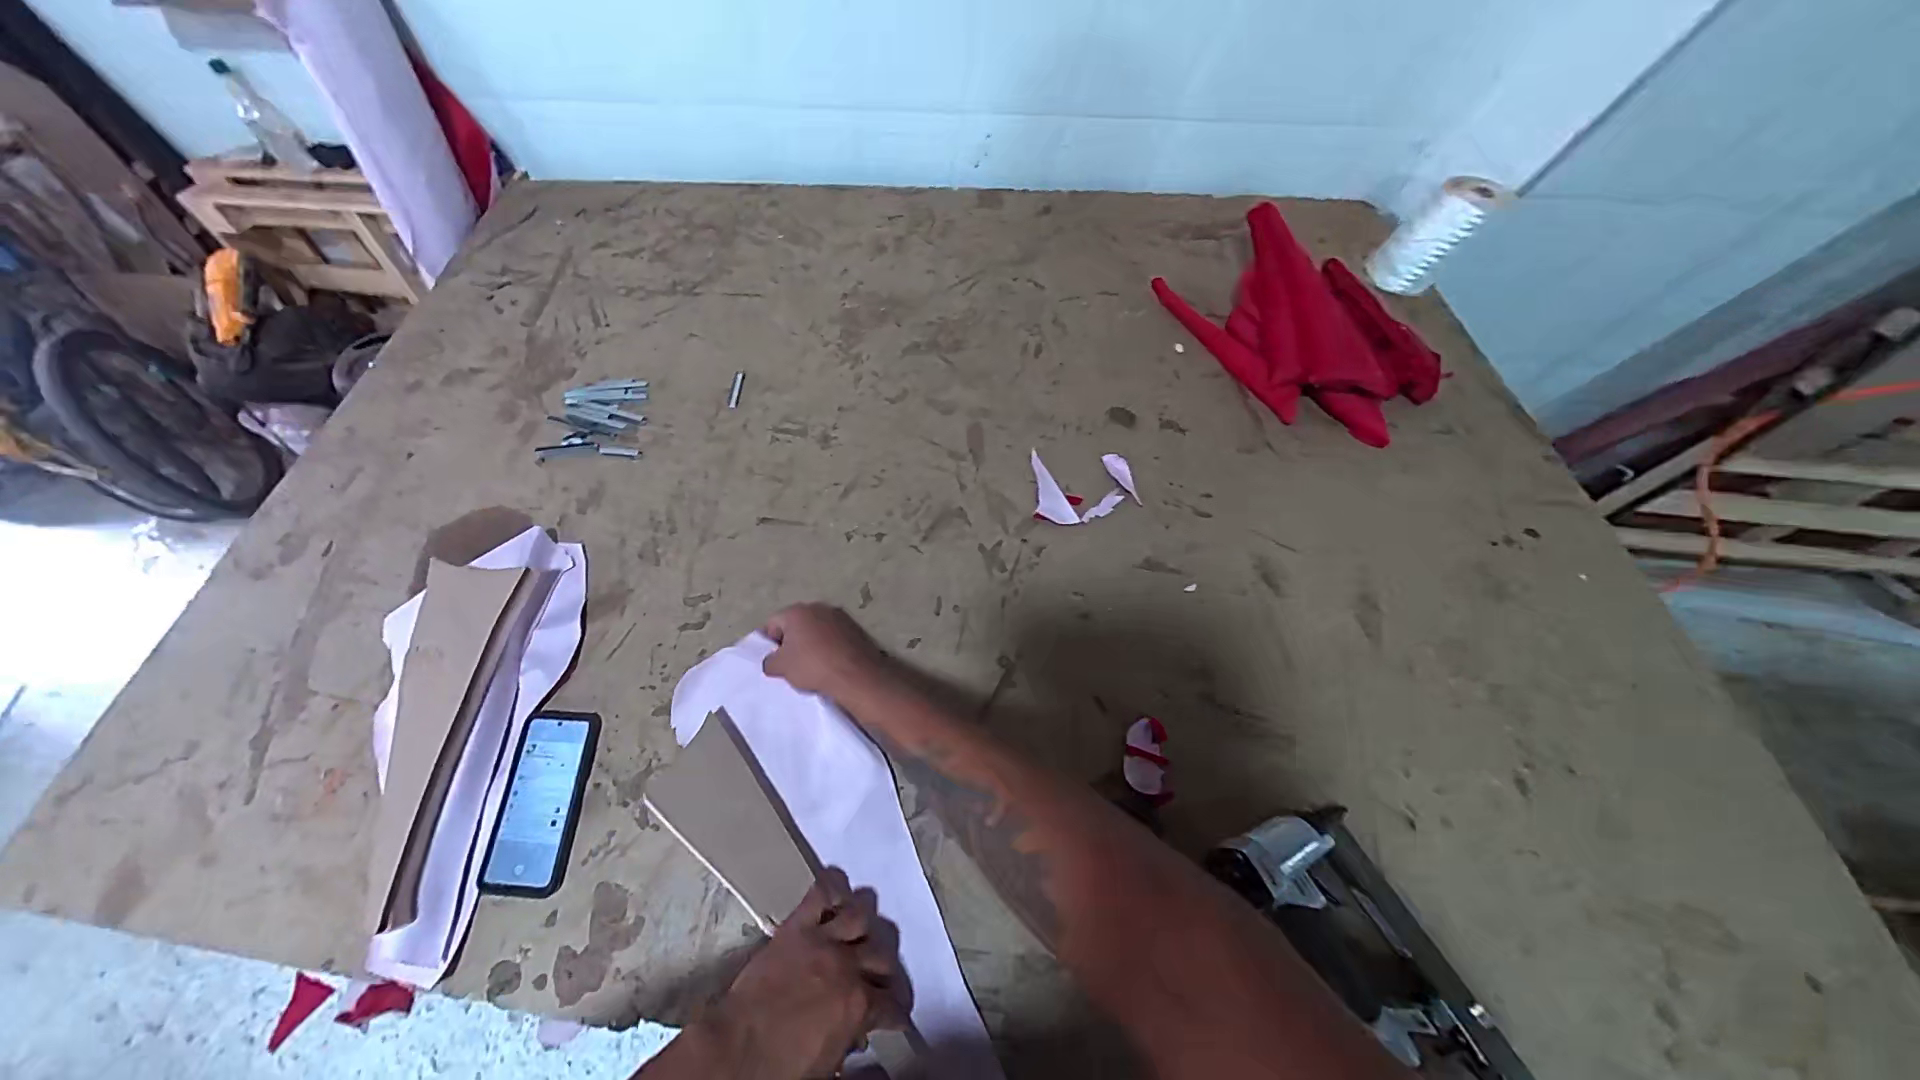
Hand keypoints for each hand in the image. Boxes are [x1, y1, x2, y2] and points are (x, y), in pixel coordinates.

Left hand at [703, 868, 908, 1079]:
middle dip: (886, 968)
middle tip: (879, 976)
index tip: (892, 1013)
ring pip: (861, 916)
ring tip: (862, 933)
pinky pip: (821, 894)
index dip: (896, 1010)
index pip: (893, 1002)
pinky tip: (838, 895)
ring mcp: (822, 941)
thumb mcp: (825, 1068)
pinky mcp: (796, 927)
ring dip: (865, 925)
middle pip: (884, 954)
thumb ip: (851, 1048)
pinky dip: (832, 888)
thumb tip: (860, 1041)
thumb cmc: (777, 1067)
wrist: (735, 1049)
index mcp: (858, 1005)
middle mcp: (847, 966)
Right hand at [762, 604, 891, 699]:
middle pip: (797, 624)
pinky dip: (830, 647)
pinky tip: (831, 664)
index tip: (774, 660)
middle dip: (792, 641)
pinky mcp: (857, 628)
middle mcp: (820, 607)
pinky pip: (835, 636)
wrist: (856, 675)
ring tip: (812, 666)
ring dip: (812, 643)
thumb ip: (769, 661)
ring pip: (817, 629)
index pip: (773, 623)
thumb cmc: (813, 666)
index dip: (769, 642)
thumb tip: (773, 660)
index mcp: (797, 611)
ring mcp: (841, 616)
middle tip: (790, 663)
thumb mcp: (781, 667)